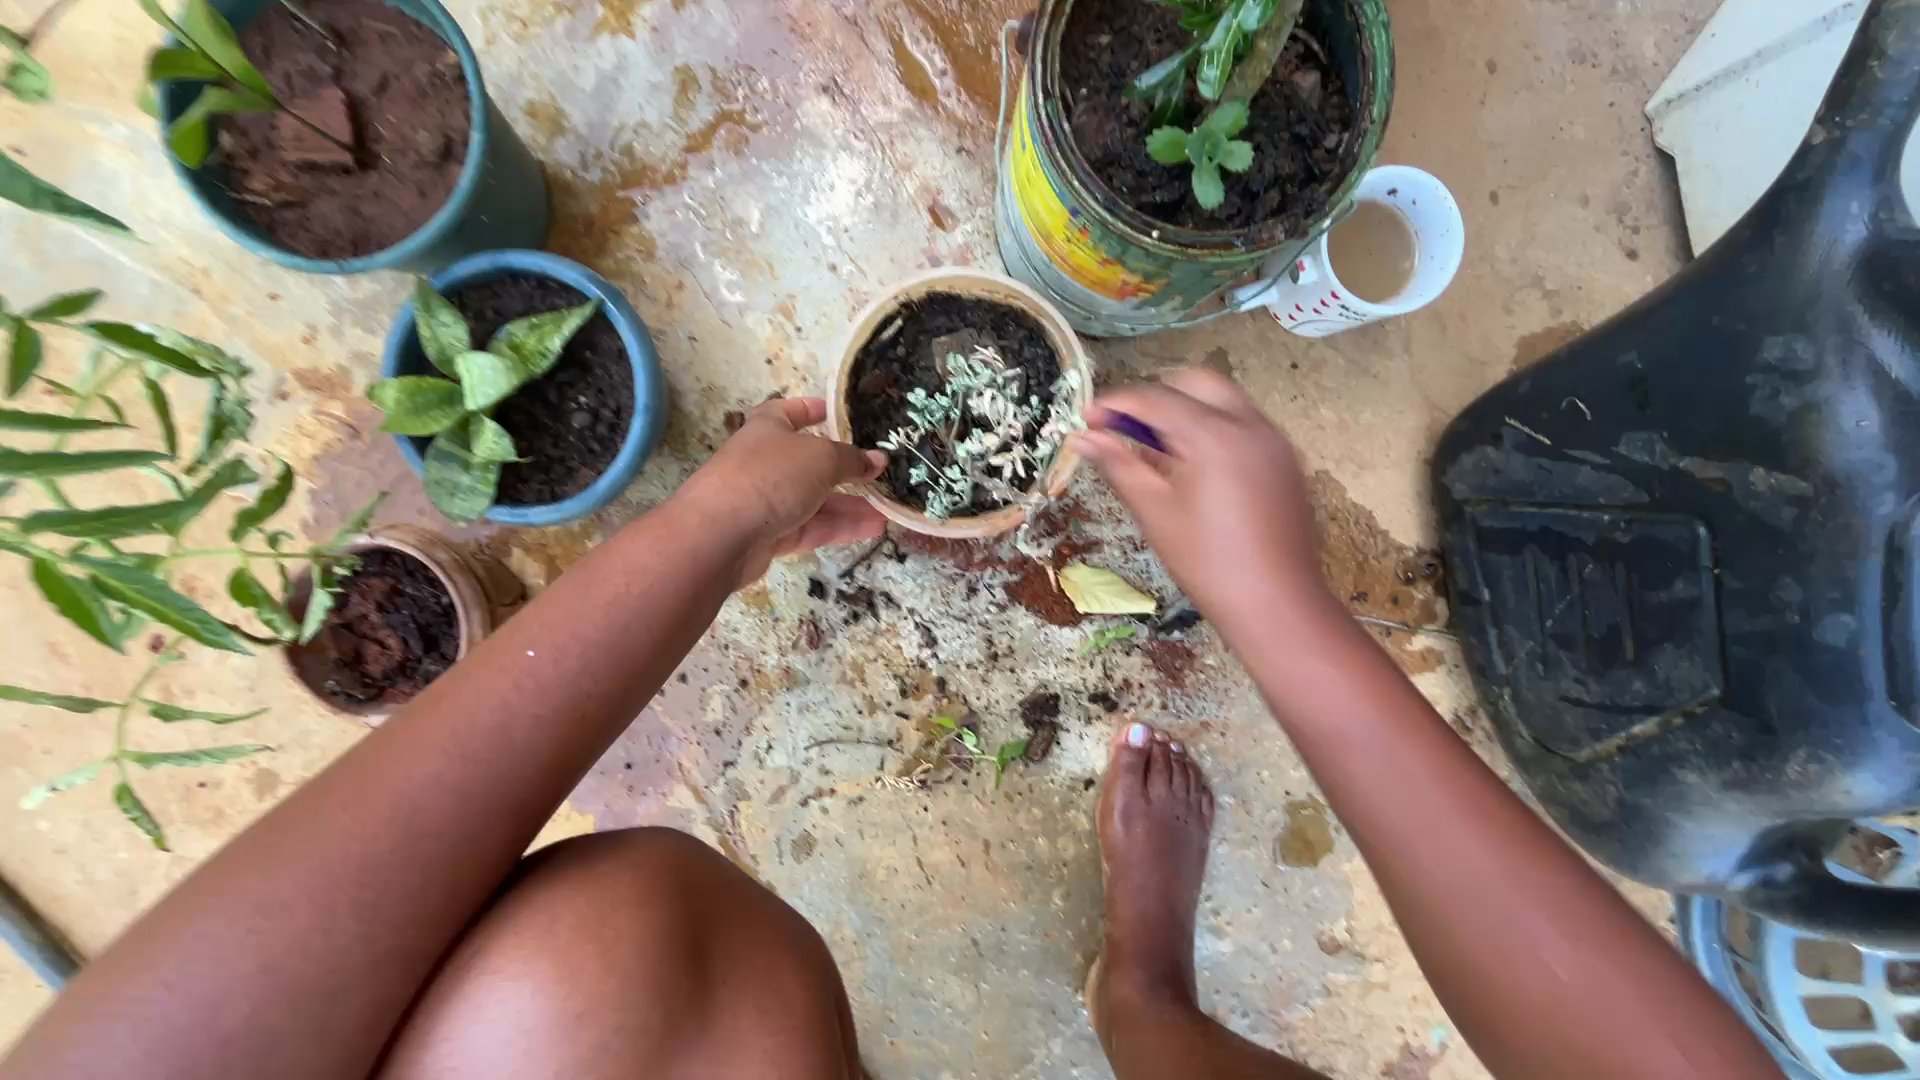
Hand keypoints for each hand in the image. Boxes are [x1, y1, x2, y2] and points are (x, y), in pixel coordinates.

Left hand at [680, 397, 888, 587]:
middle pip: (810, 461)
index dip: (813, 409)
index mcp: (768, 428)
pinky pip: (812, 527)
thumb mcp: (820, 458)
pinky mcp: (771, 535)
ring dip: (851, 503)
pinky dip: (841, 527)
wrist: (719, 535)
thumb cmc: (770, 477)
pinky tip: (874, 529)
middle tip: (881, 471)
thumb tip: (878, 460)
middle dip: (846, 467)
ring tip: (888, 507)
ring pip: (816, 499)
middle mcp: (766, 462)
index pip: (790, 411)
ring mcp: (767, 500)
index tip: (840, 413)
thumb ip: (852, 459)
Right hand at [1074, 368, 1334, 634]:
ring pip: (1223, 400)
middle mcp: (1249, 424)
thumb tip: (1083, 438)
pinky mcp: (1285, 459)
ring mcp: (1274, 439)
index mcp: (1213, 435)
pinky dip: (1213, 429)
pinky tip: (1193, 468)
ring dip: (1186, 410)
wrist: (1276, 603)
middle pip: (1194, 382)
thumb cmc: (1206, 562)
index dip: (1116, 404)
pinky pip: (1243, 424)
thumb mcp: (1153, 511)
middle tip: (1125, 427)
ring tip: (1157, 451)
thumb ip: (1118, 465)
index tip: (1088, 418)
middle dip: (1155, 396)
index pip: (1155, 398)